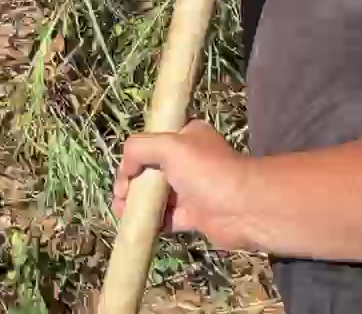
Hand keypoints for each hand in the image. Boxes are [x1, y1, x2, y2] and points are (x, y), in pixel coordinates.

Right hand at [112, 120, 263, 250]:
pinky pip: (167, 216)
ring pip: (158, 194)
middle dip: (132, 183)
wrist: (241, 209)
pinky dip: (152, 220)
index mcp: (187, 135)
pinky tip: (138, 225)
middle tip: (119, 197)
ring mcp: (191, 188)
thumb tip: (125, 167)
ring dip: (139, 202)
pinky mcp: (194, 214)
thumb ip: (140, 147)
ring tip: (122, 212)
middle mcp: (189, 159)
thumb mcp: (169, 146)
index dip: (134, 157)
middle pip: (152, 169)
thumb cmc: (206, 170)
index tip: (124, 175)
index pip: (152, 142)